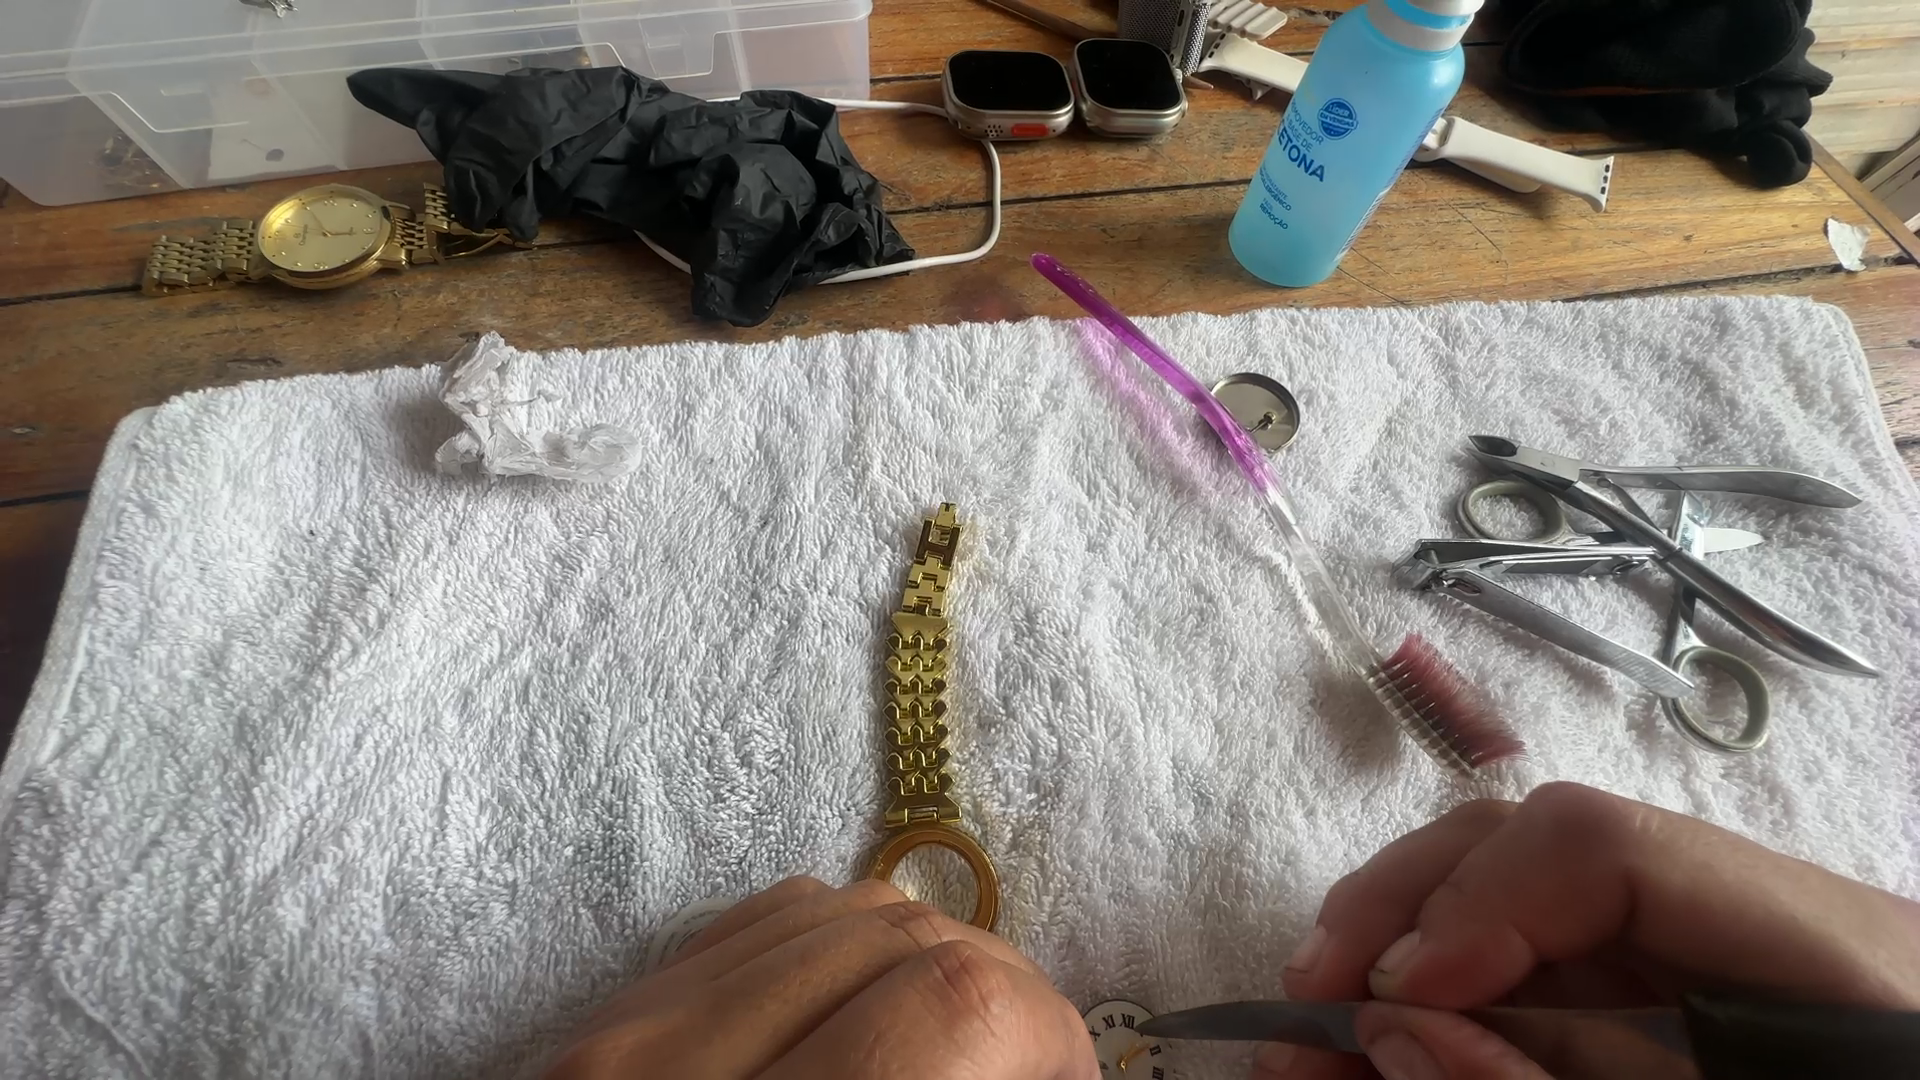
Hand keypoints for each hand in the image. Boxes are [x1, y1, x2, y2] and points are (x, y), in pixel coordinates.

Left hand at [543, 876, 1096, 1079]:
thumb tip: (1058, 1074)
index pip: (947, 1003)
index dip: (1040, 1025)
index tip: (1067, 1075)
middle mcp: (669, 1069)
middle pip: (901, 935)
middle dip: (996, 987)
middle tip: (1022, 1062)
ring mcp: (625, 1025)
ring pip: (845, 905)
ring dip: (928, 955)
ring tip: (950, 1032)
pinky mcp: (615, 1009)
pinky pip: (775, 915)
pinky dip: (849, 940)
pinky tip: (869, 998)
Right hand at [1258, 782, 1919, 1079]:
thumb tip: (1389, 1031)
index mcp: (1818, 940)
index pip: (1595, 845)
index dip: (1473, 903)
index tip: (1397, 994)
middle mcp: (1725, 904)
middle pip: (1511, 842)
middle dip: (1391, 912)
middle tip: (1309, 990)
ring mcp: (1672, 930)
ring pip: (1484, 878)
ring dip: (1383, 939)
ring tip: (1315, 1003)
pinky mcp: (1630, 968)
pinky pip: (1501, 942)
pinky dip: (1424, 977)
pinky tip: (1373, 1013)